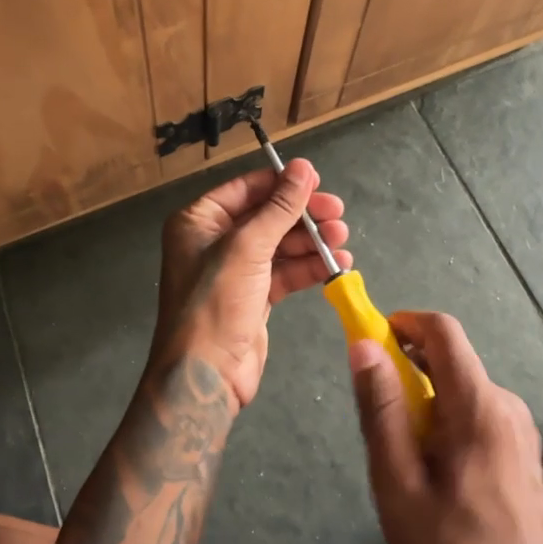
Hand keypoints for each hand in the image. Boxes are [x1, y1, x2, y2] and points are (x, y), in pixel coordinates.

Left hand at [151, 158, 351, 408]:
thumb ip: (279, 208)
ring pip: (280, 244)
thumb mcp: (247, 247)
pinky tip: (336, 263)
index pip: (246, 189)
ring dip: (311, 241)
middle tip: (337, 213)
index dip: (282, 183)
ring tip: (342, 237)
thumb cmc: (215, 302)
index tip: (318, 181)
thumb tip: (302, 167)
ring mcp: (236, 270)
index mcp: (200, 220)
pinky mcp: (254, 297)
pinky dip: (309, 266)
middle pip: (267, 215)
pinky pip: (285, 272)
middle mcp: (215, 240)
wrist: (205, 375)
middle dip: (303, 215)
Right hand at [350, 312, 542, 543]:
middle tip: (381, 419)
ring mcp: (520, 429)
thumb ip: (381, 410)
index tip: (372, 341)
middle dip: (409, 371)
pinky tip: (436, 470)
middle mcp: (506, 405)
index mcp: (478, 406)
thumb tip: (364, 345)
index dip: (404, 322)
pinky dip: (449, 420)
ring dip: (427, 401)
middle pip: (450, 359)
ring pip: (462, 388)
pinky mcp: (523, 450)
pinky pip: (478, 412)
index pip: (442, 330)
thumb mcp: (398, 484)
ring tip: (406, 457)